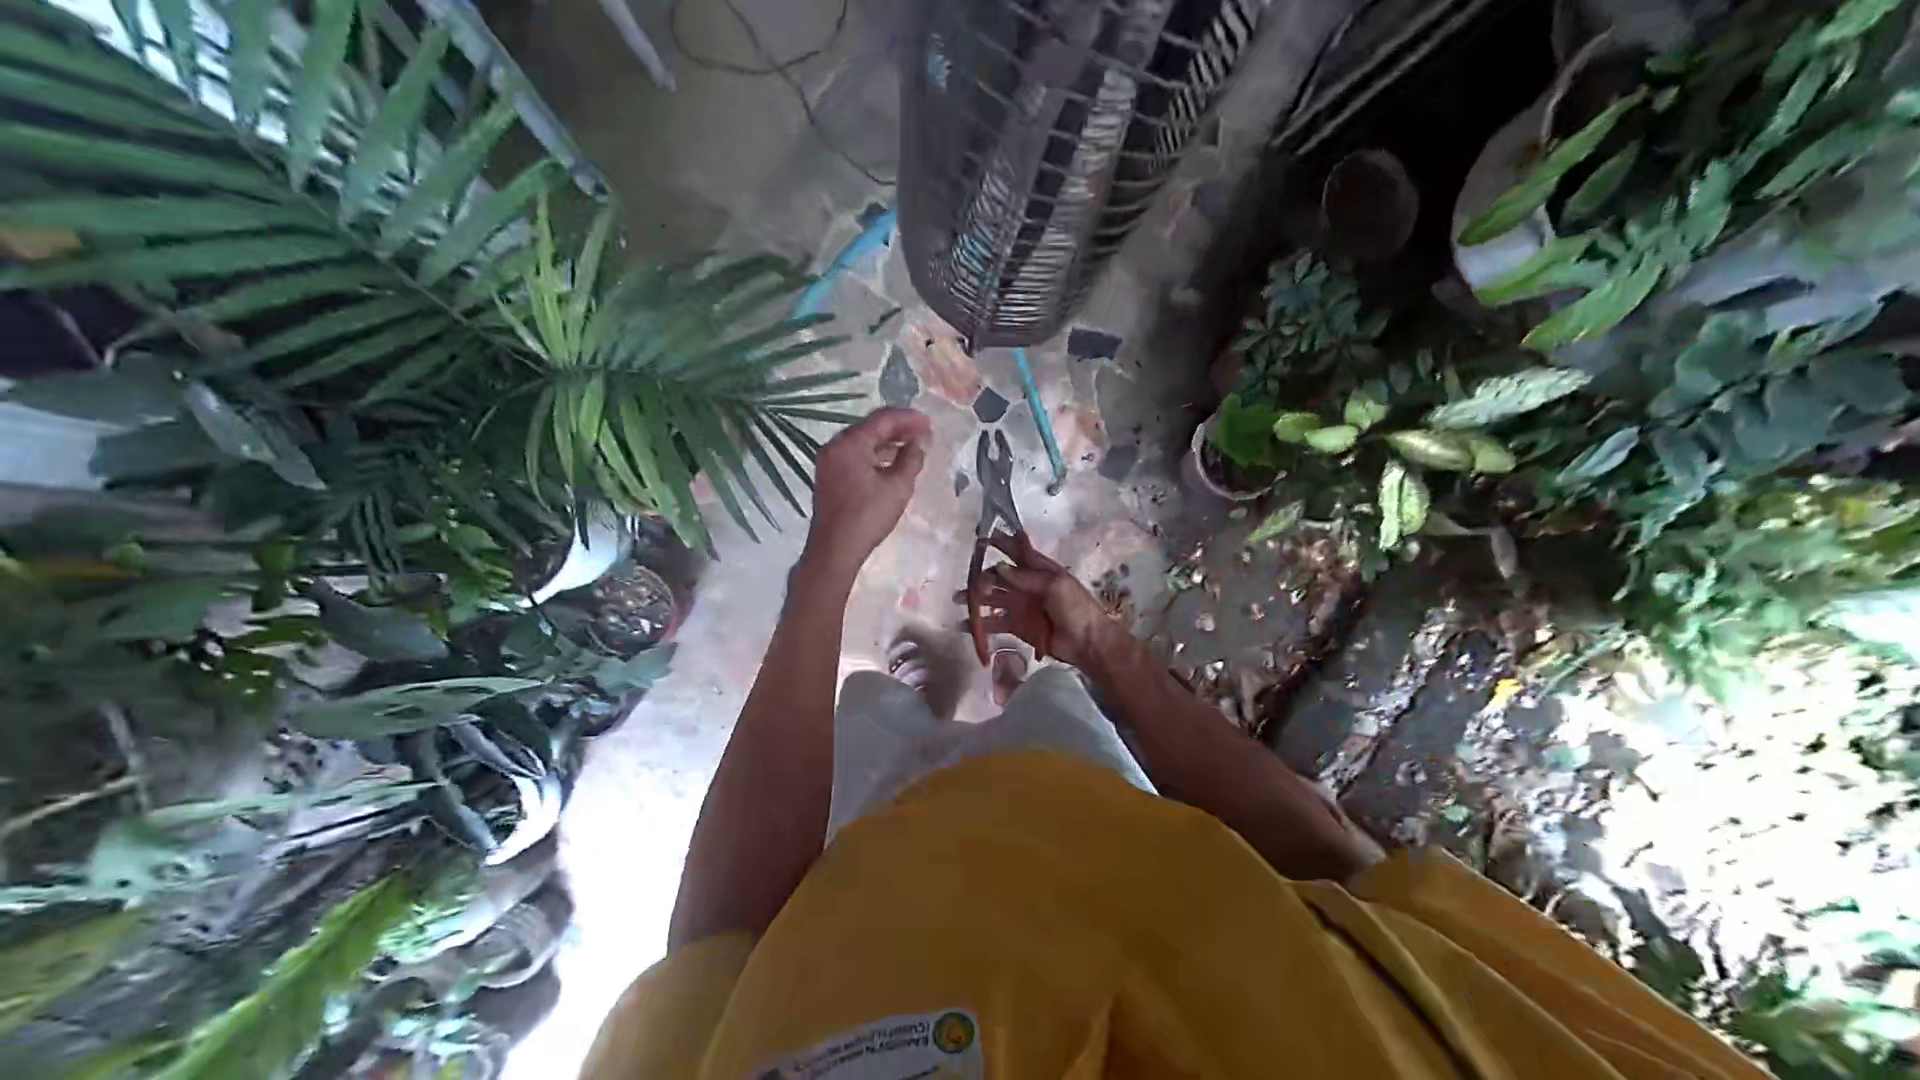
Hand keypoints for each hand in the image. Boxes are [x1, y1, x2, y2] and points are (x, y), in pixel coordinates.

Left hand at [802, 407, 930, 580]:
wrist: (835, 549)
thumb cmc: (868, 516)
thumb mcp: (898, 486)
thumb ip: (912, 458)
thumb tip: (920, 441)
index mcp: (851, 443)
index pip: (883, 419)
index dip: (909, 418)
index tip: (930, 424)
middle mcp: (836, 445)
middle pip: (871, 427)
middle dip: (898, 429)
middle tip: (923, 434)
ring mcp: (829, 460)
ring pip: (862, 441)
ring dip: (887, 442)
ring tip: (912, 448)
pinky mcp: (828, 475)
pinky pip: (854, 455)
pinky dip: (874, 454)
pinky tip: (891, 463)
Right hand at [968, 533, 1134, 672]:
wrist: (1087, 642)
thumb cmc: (1075, 607)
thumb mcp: (1055, 585)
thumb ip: (1026, 577)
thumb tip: (998, 567)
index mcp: (1039, 569)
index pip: (1016, 551)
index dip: (1001, 543)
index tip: (983, 537)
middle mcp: (1026, 585)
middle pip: (998, 576)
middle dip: (982, 576)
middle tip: (972, 583)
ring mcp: (1020, 606)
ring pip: (992, 598)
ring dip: (974, 598)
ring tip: (959, 600)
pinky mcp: (1016, 626)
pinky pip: (994, 622)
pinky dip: (979, 624)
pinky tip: (964, 625)